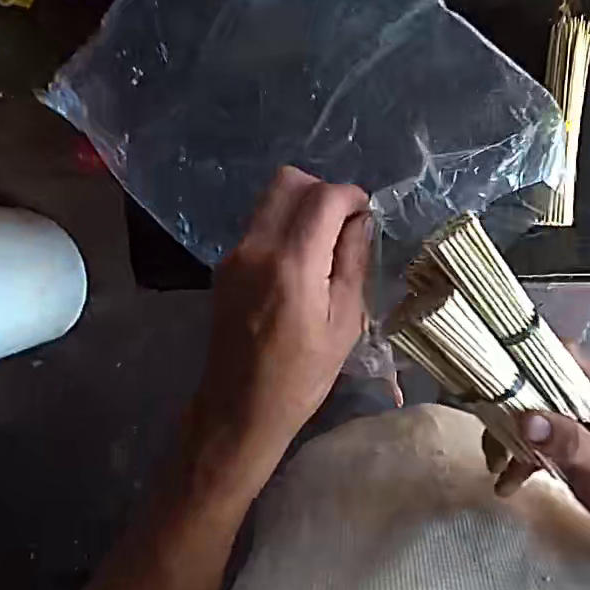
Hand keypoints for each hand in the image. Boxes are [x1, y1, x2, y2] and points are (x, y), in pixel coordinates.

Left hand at [195, 167, 371, 458]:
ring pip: (270, 200)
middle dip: (323, 192)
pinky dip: (284, 228)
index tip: (365, 216)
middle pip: (288, 181)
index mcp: (292, 264)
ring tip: (324, 247)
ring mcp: (234, 255)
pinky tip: (299, 265)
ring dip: (302, 208)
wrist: (240, 407)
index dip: (351, 196)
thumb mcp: (345, 322)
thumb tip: (360, 221)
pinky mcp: (224, 267)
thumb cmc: (303, 375)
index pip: (323, 197)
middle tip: (343, 225)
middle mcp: (256, 248)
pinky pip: (259, 225)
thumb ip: (353, 262)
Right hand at [492, 348, 589, 545]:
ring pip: (528, 416)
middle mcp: (585, 399)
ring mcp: (575, 424)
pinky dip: (517, 461)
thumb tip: (524, 418)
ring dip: (507, 437)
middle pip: (534, 385)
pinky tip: (505, 485)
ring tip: (494, 465)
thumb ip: (569, 441)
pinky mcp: (567, 448)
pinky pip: (533, 445)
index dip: (525, 353)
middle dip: (506, 406)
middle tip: (487, 427)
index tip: (492, 367)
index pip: (559, 353)